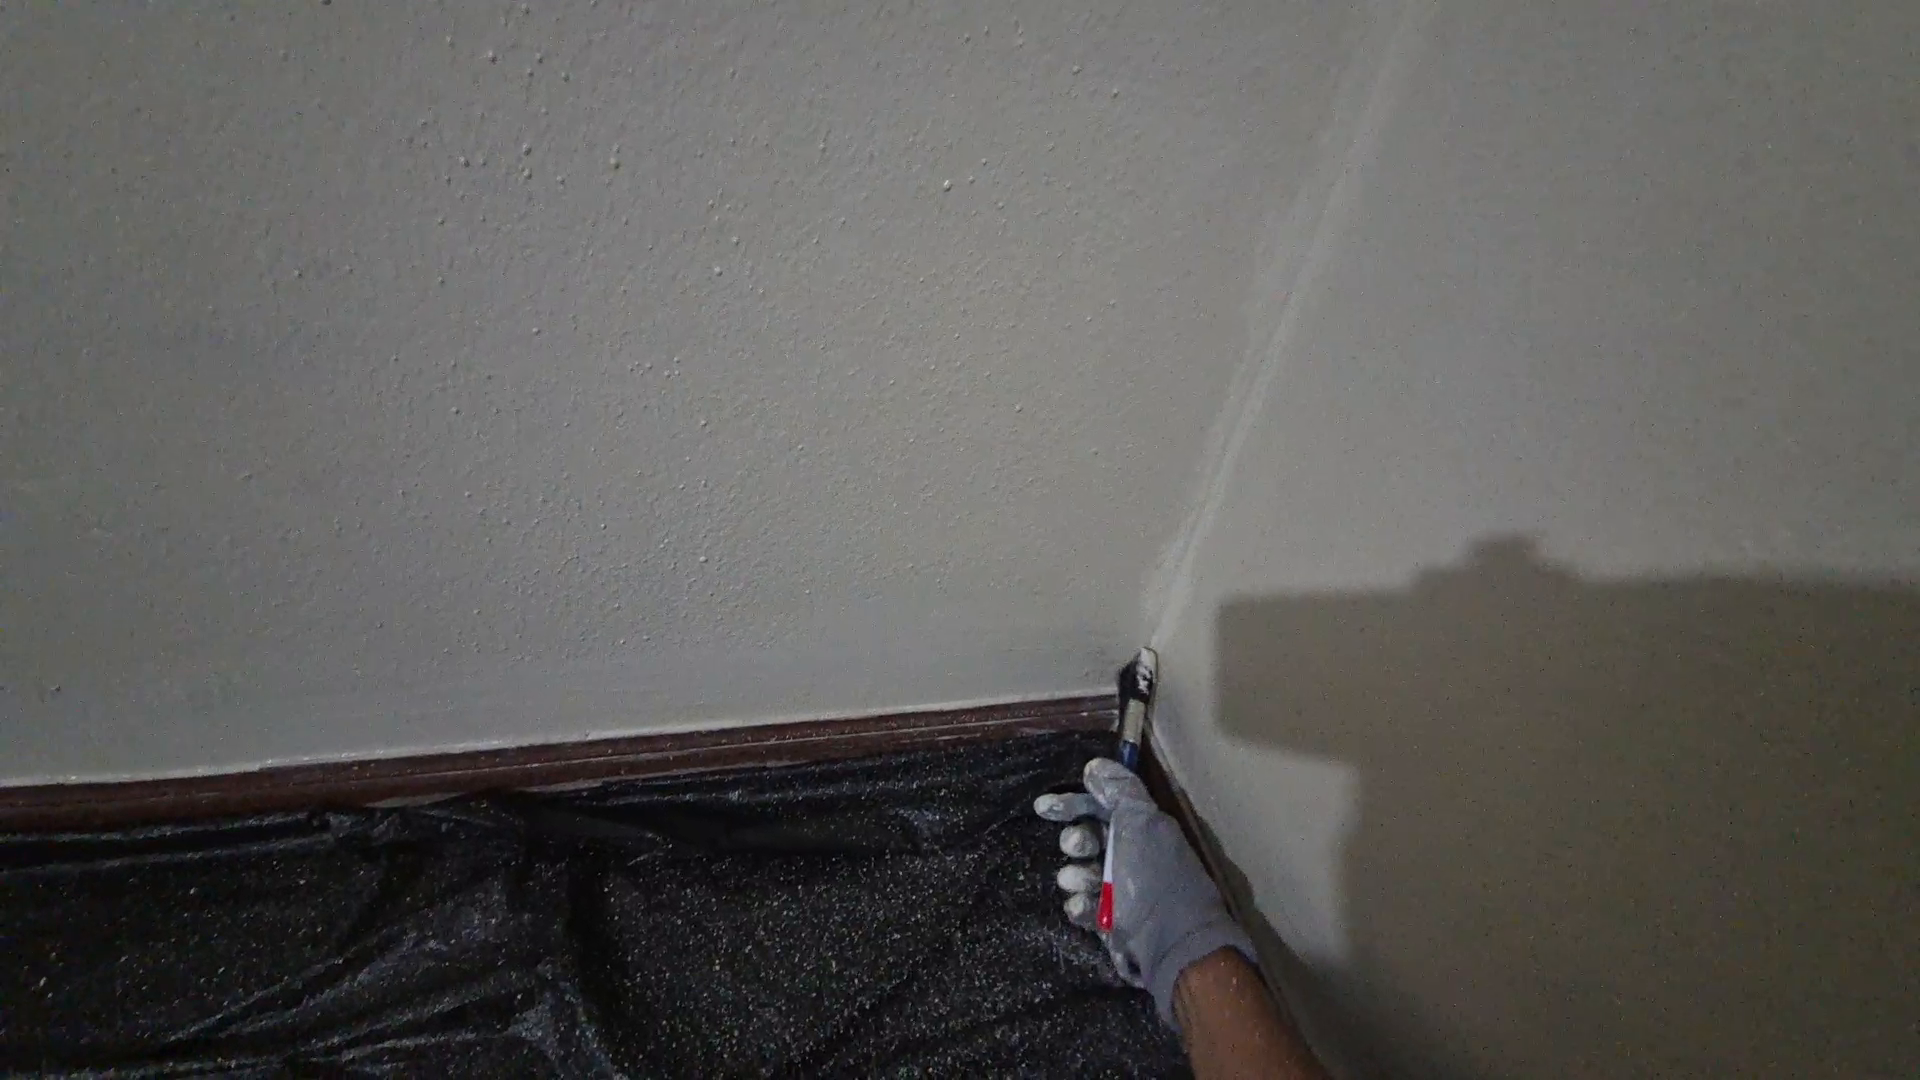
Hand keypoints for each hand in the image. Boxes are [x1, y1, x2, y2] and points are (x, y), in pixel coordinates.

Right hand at [1035, 757, 1255, 1024]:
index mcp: (1139, 828)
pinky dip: (1081, 905)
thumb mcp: (1139, 822)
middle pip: (1086, 837)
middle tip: (1076, 847)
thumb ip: (1117, 790)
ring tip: (1083, 884)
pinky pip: (1084, 906)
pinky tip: (1084, 907)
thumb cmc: (1154, 876)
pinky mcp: (1110, 921)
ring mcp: (1119, 890)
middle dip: (1075, 841)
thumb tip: (1094, 766)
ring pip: (1080, 873)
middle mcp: (1129, 855)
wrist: (1172, 943)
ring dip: (1076, 875)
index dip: (1071, 803)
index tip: (1042, 807)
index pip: (1099, 806)